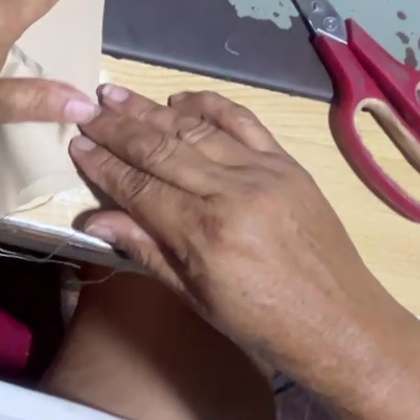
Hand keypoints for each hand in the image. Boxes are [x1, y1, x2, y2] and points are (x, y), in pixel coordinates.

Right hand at [68, 85, 419, 412]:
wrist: (343, 325)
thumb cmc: (261, 323)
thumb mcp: (194, 297)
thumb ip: (144, 250)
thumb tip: (93, 219)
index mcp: (204, 235)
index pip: (138, 186)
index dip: (102, 163)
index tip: (75, 142)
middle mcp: (230, 193)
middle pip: (159, 149)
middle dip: (116, 128)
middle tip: (84, 109)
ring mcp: (262, 172)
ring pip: (193, 129)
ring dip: (149, 109)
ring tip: (114, 94)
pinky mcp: (287, 163)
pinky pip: (242, 121)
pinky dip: (208, 104)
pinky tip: (178, 96)